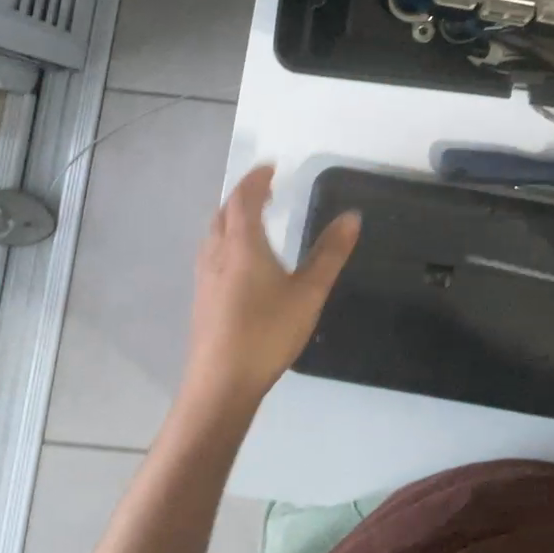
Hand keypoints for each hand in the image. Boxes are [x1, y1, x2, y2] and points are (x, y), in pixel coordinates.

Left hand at [183, 165, 360, 402]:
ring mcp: (204, 277)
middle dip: (244, 196)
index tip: (272, 168)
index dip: (257, 180)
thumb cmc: (267, 334)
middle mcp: (217, 254)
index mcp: (242, 244)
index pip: (244, 198)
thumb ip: (330, 253)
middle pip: (224, 212)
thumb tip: (352, 216)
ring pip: (214, 233)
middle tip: (267, 191)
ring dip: (232, 217)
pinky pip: (212, 253)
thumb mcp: (309, 292)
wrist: (220, 384)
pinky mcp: (202, 299)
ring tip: (255, 220)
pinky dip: (227, 239)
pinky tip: (241, 262)